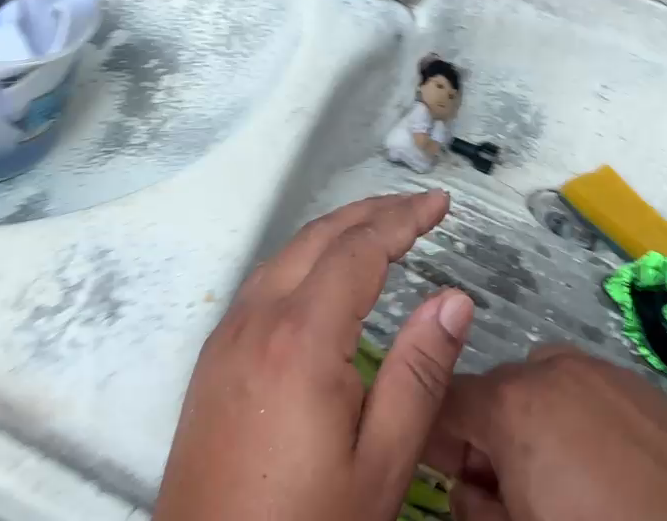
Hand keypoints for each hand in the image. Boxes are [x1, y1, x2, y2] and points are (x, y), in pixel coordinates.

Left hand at [155, 192, 475, 520]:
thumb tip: (454, 300)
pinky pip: (263, 282)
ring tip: (380, 229)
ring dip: (335, 231)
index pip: (360, 249)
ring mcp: (227, 336)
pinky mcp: (212, 358)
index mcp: (302, 337)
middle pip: (318, 237)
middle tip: (418, 207)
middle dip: (371, 212)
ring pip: (286, 254)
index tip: (440, 203)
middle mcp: (257, 319)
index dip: (403, 219)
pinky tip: (323, 276)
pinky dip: (303, 258)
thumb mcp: (381, 463)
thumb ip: (419, 374)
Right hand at [425, 346, 666, 520]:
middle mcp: (550, 370)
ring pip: (538, 390)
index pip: (440, 401)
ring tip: (565, 489)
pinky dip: (575, 423)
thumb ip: (476, 510)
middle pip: (490, 395)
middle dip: (487, 442)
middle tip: (512, 499)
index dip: (434, 441)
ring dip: (531, 430)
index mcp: (512, 405)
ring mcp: (600, 371)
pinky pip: (583, 393)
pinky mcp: (640, 386)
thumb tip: (470, 487)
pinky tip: (607, 475)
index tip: (451, 480)